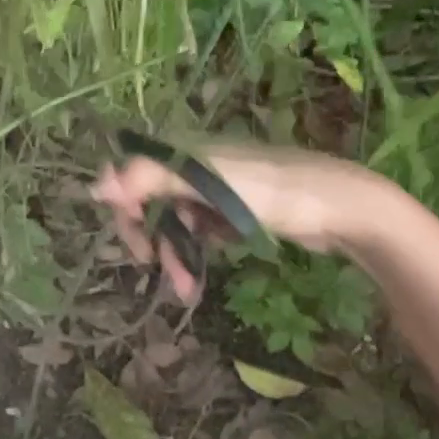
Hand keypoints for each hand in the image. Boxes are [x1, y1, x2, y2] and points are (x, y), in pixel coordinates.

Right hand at [93, 145, 391, 300]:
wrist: (341, 207)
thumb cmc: (271, 189)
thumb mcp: (205, 182)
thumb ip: (150, 179)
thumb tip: (97, 186)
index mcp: (178, 149)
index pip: (129, 169)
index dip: (123, 200)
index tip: (132, 232)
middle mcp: (189, 164)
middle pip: (148, 198)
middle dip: (148, 234)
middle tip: (149, 264)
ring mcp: (211, 188)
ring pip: (173, 220)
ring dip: (173, 253)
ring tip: (185, 289)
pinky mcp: (231, 210)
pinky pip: (197, 231)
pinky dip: (195, 252)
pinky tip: (201, 274)